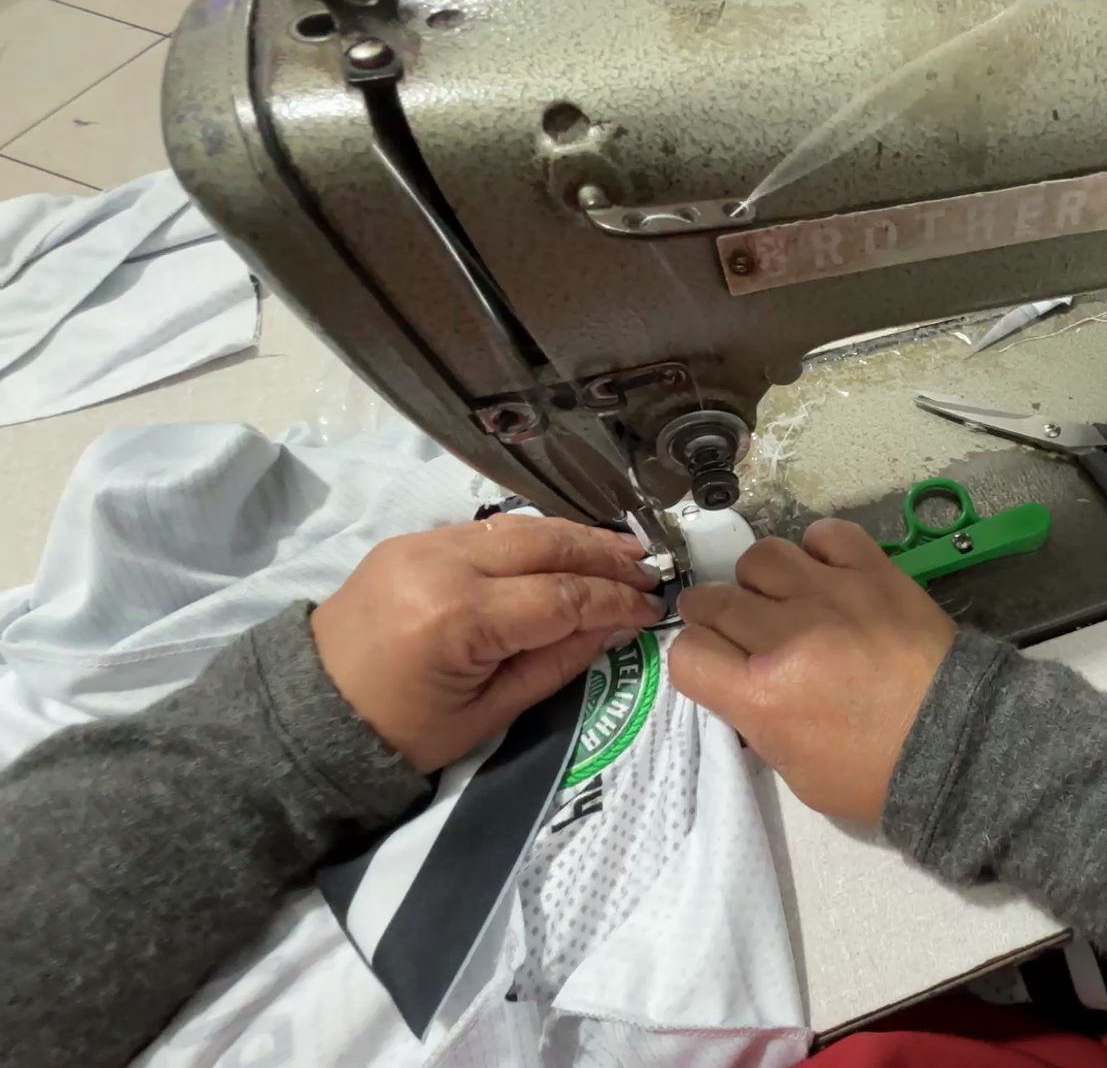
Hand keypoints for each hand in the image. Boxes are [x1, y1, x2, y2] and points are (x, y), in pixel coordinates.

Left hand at [311, 517, 663, 772]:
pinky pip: (496, 528)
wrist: (301, 718)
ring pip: (526, 526)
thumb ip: (562, 660)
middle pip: (549, 546)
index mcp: (456, 617)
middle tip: (650, 572)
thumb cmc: (400, 733)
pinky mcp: (416, 540)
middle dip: (608, 558)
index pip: (563, 596)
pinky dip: (543, 537)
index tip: (651, 610)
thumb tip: (619, 624)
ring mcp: (423, 544)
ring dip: (581, 538)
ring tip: (626, 552)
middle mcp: (440, 564)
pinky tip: (573, 547)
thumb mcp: (493, 710)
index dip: (616, 601)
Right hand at [671, 520, 956, 823]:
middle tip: (743, 627)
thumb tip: (741, 677)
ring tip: (786, 598)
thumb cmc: (875, 770)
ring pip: (762, 556)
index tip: (716, 661)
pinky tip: (828, 574)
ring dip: (762, 579)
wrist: (956, 739)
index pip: (688, 651)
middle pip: (715, 599)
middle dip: (716, 614)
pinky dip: (819, 549)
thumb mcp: (795, 770)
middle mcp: (788, 636)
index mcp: (762, 696)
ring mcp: (833, 595)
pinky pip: (827, 533)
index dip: (697, 657)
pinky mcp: (875, 571)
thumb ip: (755, 717)